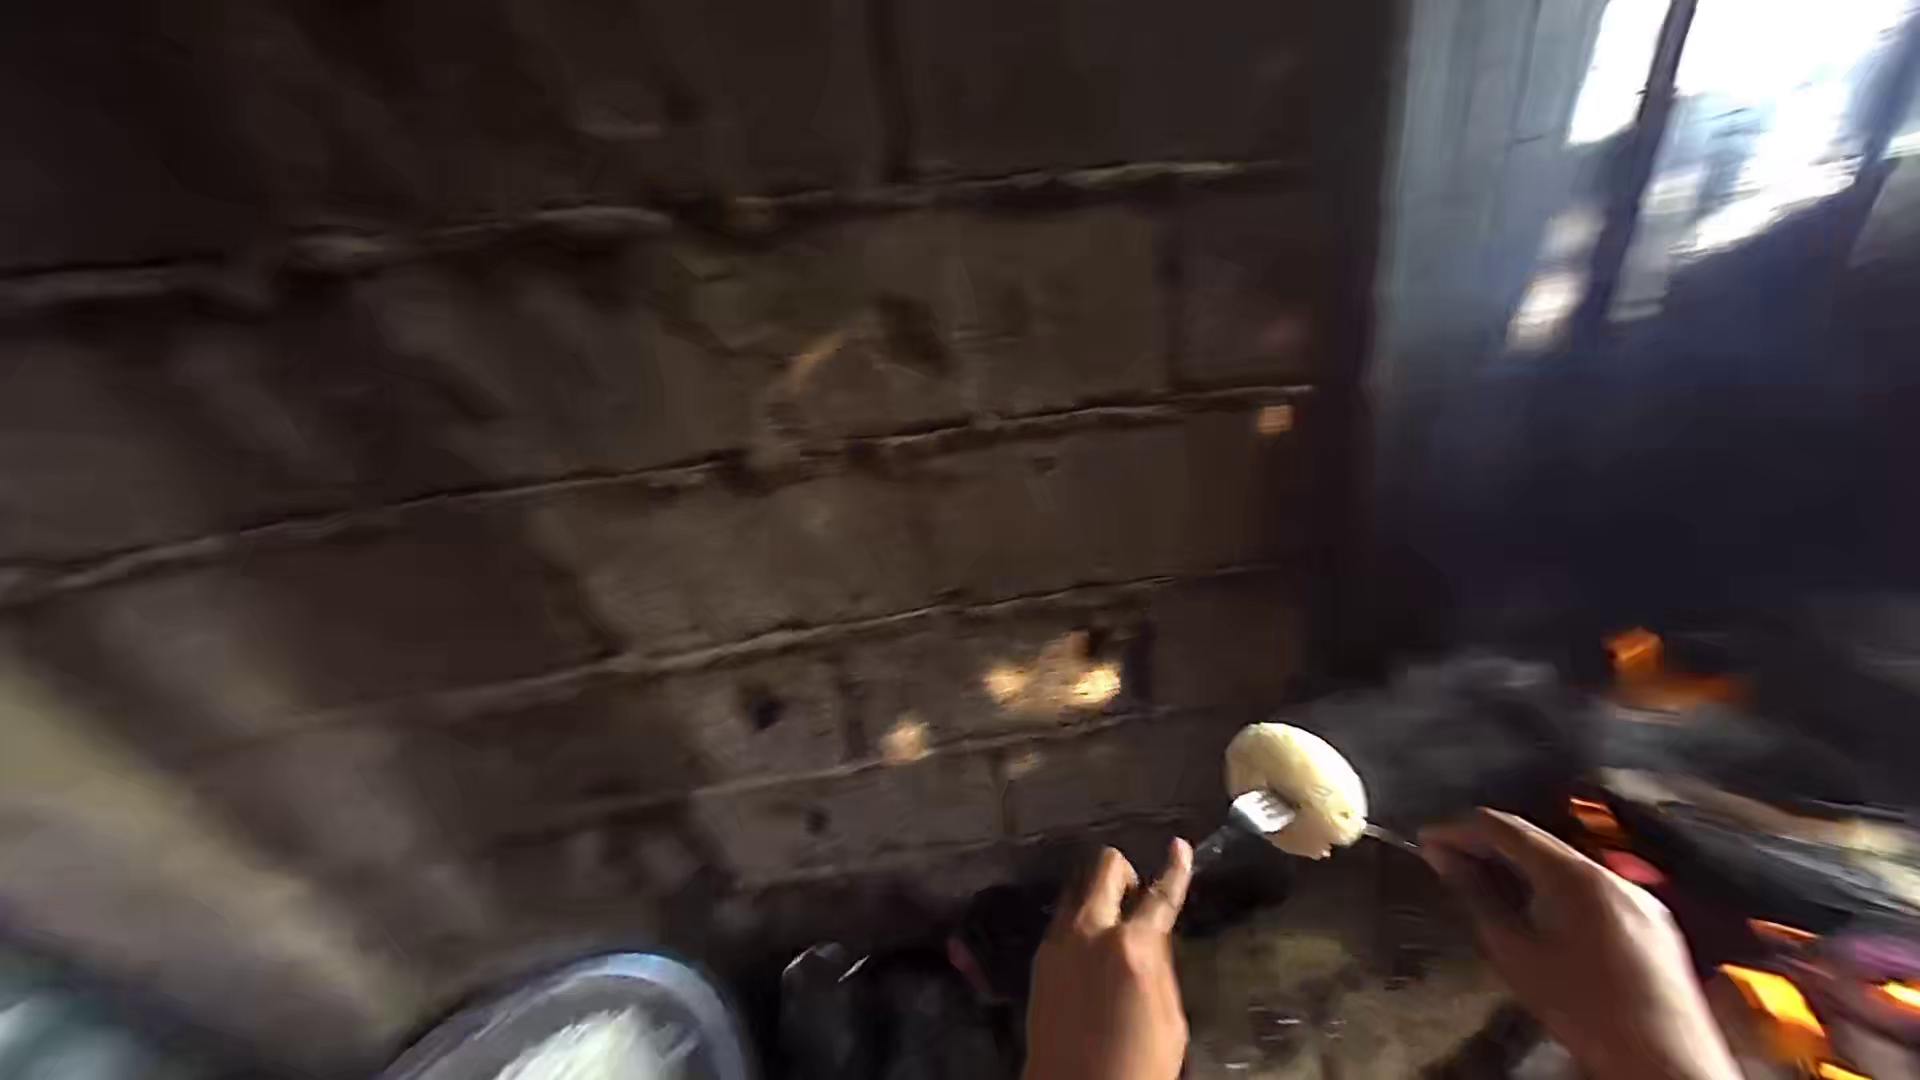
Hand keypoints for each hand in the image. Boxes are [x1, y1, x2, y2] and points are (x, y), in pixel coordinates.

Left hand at [1023, 839, 1193, 1079]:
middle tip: (1134, 898)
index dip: (1174, 869)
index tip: (1180, 846)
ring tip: (1109, 925)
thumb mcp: (1169, 1022)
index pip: (1160, 897)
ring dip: (1097, 892)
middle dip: (1124, 871)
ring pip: (1077, 884)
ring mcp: (1060, 938)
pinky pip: (1063, 916)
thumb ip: (1158, 966)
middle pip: (1104, 866)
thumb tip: (1152, 935)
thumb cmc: (1138, 1069)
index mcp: (1132, 950)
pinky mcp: (1041, 954)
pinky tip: (1088, 952)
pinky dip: (1080, 920)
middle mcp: (1091, 930)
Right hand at [1420, 808, 1741, 1079]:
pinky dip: (1543, 879)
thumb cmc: (1580, 1009)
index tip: (1425, 841)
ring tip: (1475, 877)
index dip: (1455, 829)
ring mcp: (1634, 896)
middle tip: (1443, 857)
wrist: (1667, 1072)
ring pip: (1555, 857)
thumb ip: (1472, 891)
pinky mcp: (1648, 919)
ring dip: (1511, 860)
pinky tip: (1523, 899)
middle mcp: (1608, 875)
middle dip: (1482, 842)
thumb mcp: (1510, 947)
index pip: (1499, 826)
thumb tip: (1437, 852)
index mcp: (1573, 876)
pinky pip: (1582, 880)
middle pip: (1529, 837)